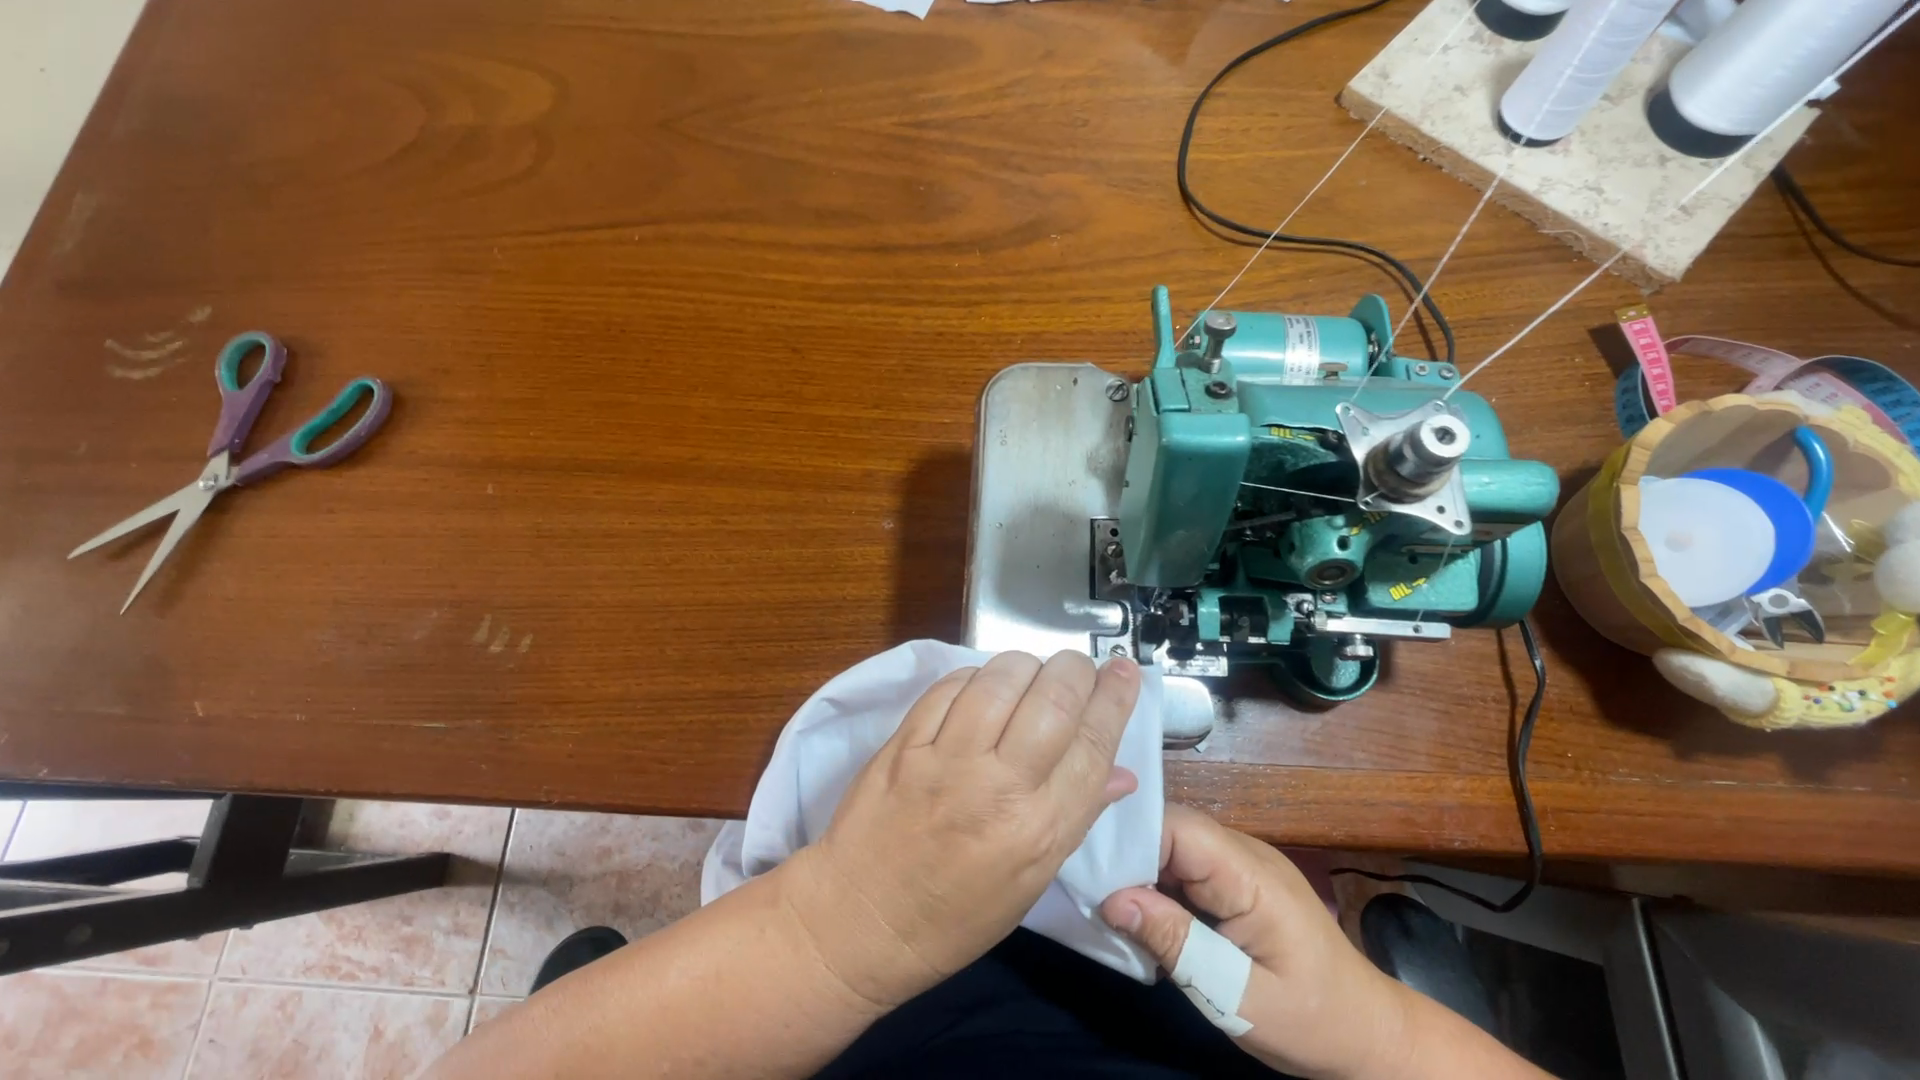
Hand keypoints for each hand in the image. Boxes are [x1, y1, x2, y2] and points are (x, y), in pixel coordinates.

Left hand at [779, 650, 1141, 1009]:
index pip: (1093, 745)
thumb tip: (1120, 772)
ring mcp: (944, 761)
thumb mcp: (1031, 881)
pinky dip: (975, 677)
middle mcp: (997, 788)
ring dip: (1025, 666)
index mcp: (1039, 831)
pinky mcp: (903, 745)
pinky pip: (948, 688)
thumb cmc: (955, 916)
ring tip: (1030, 675)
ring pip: (1000, 680)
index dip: (1115, 698)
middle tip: (1078, 669)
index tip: (1124, 670)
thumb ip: (1076, 817)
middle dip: (1075, 670)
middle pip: (1052, 700)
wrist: (861, 921)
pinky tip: (983, 687)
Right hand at [1100, 805, 1406, 1079]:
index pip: (1178, 828)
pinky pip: (1187, 866)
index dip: (1130, 841)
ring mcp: (1243, 865)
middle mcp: (1246, 854)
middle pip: (1171, 830)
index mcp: (1252, 875)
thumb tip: (1112, 899)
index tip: (1091, 873)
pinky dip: (1158, 885)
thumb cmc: (1310, 1020)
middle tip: (1088, 889)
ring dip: (1140, 871)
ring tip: (1103, 899)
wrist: (1369, 1035)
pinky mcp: (1238, 882)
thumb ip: (1176, 942)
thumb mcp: (1237, 994)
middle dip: (1127, 855)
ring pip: (1174, 846)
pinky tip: (1139, 911)